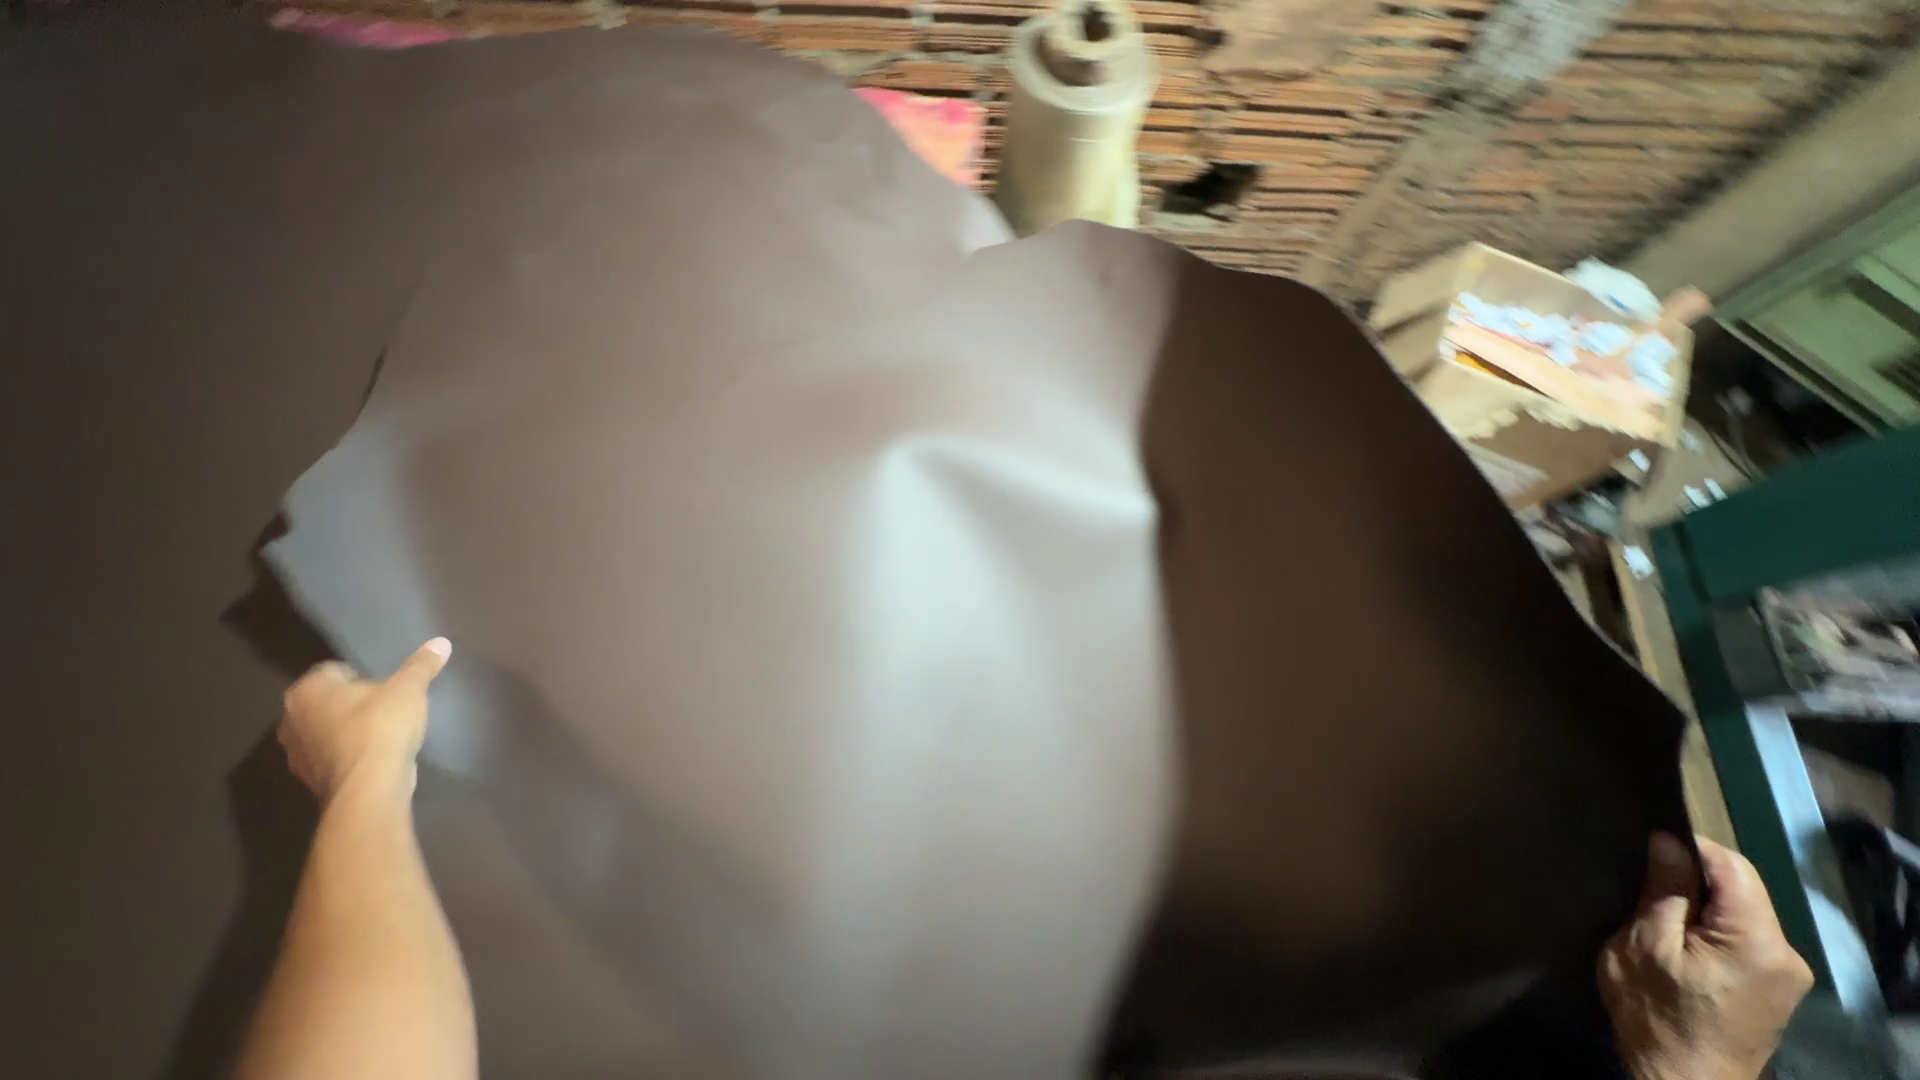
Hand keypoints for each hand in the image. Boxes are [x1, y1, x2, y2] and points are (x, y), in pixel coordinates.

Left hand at [279, 638, 451, 801]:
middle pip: (326, 700)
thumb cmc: (381, 727)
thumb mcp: (409, 689)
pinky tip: (375, 754)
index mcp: (307, 690)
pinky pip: (331, 755)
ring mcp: (296, 752)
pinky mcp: (310, 778)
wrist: (370, 786)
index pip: (333, 670)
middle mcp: (290, 718)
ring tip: (382, 731)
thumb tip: (440, 642)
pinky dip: (348, 752)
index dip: (361, 673)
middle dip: (351, 701)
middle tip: (386, 705)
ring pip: (325, 729)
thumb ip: (421, 665)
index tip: (386, 684)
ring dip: (347, 728)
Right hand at [1599, 832, 1813, 1079]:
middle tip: (1641, 880)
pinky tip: (1677, 937)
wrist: (1682, 1078)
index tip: (1647, 845)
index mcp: (1757, 939)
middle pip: (1740, 888)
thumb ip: (1664, 889)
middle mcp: (1786, 952)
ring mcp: (1785, 972)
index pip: (1732, 865)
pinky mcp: (1775, 985)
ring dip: (1699, 902)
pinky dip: (1709, 925)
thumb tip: (1668, 840)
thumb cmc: (1656, 1008)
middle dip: (1691, 877)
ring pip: (1739, 911)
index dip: (1689, 846)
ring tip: (1654, 909)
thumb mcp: (1645, 942)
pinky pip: (1742, 935)